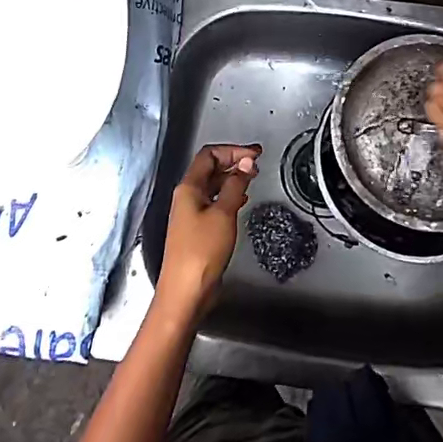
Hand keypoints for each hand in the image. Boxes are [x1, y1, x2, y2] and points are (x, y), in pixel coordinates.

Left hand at [156, 143, 258, 317]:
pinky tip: (242, 200)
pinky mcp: (198, 229)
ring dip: (232, 178)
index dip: (233, 150)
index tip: (255, 154)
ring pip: (213, 185)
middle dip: (234, 161)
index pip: (209, 155)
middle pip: (210, 168)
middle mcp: (187, 196)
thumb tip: (246, 163)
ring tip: (253, 178)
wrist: (186, 291)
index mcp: (189, 187)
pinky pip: (214, 202)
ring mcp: (191, 213)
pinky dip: (229, 195)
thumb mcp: (223, 213)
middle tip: (257, 163)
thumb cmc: (202, 251)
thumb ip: (235, 185)